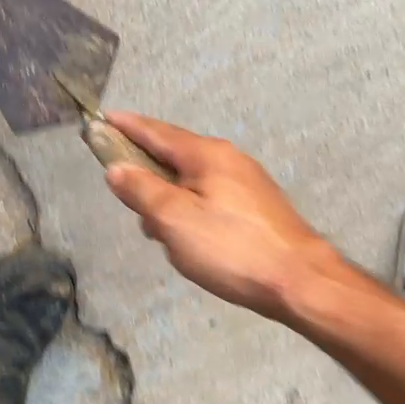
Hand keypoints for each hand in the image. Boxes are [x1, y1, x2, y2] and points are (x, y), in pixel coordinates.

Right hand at [102, 112, 353, 317]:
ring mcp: (245, 182)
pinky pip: (207, 197)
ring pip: (189, 181)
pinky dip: (188, 210)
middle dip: (144, 174)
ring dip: (166, 200)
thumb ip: (140, 189)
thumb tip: (116, 168)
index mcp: (205, 154)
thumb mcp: (173, 219)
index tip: (100, 120)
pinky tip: (189, 240)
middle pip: (172, 155)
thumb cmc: (232, 248)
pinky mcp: (256, 207)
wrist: (304, 284)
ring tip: (161, 234)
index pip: (155, 131)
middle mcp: (227, 159)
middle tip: (129, 204)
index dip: (125, 126)